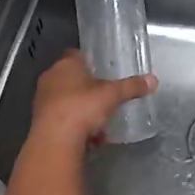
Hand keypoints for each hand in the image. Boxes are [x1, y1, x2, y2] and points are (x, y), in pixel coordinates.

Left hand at [31, 51, 157, 145]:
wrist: (55, 140)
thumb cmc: (82, 107)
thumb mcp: (113, 95)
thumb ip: (132, 87)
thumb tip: (153, 80)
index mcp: (65, 65)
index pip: (76, 54)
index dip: (90, 61)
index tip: (104, 69)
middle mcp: (50, 78)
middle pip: (72, 78)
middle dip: (88, 87)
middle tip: (106, 95)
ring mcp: (43, 100)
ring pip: (67, 100)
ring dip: (82, 108)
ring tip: (101, 120)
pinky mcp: (41, 121)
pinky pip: (63, 119)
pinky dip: (76, 125)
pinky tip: (90, 137)